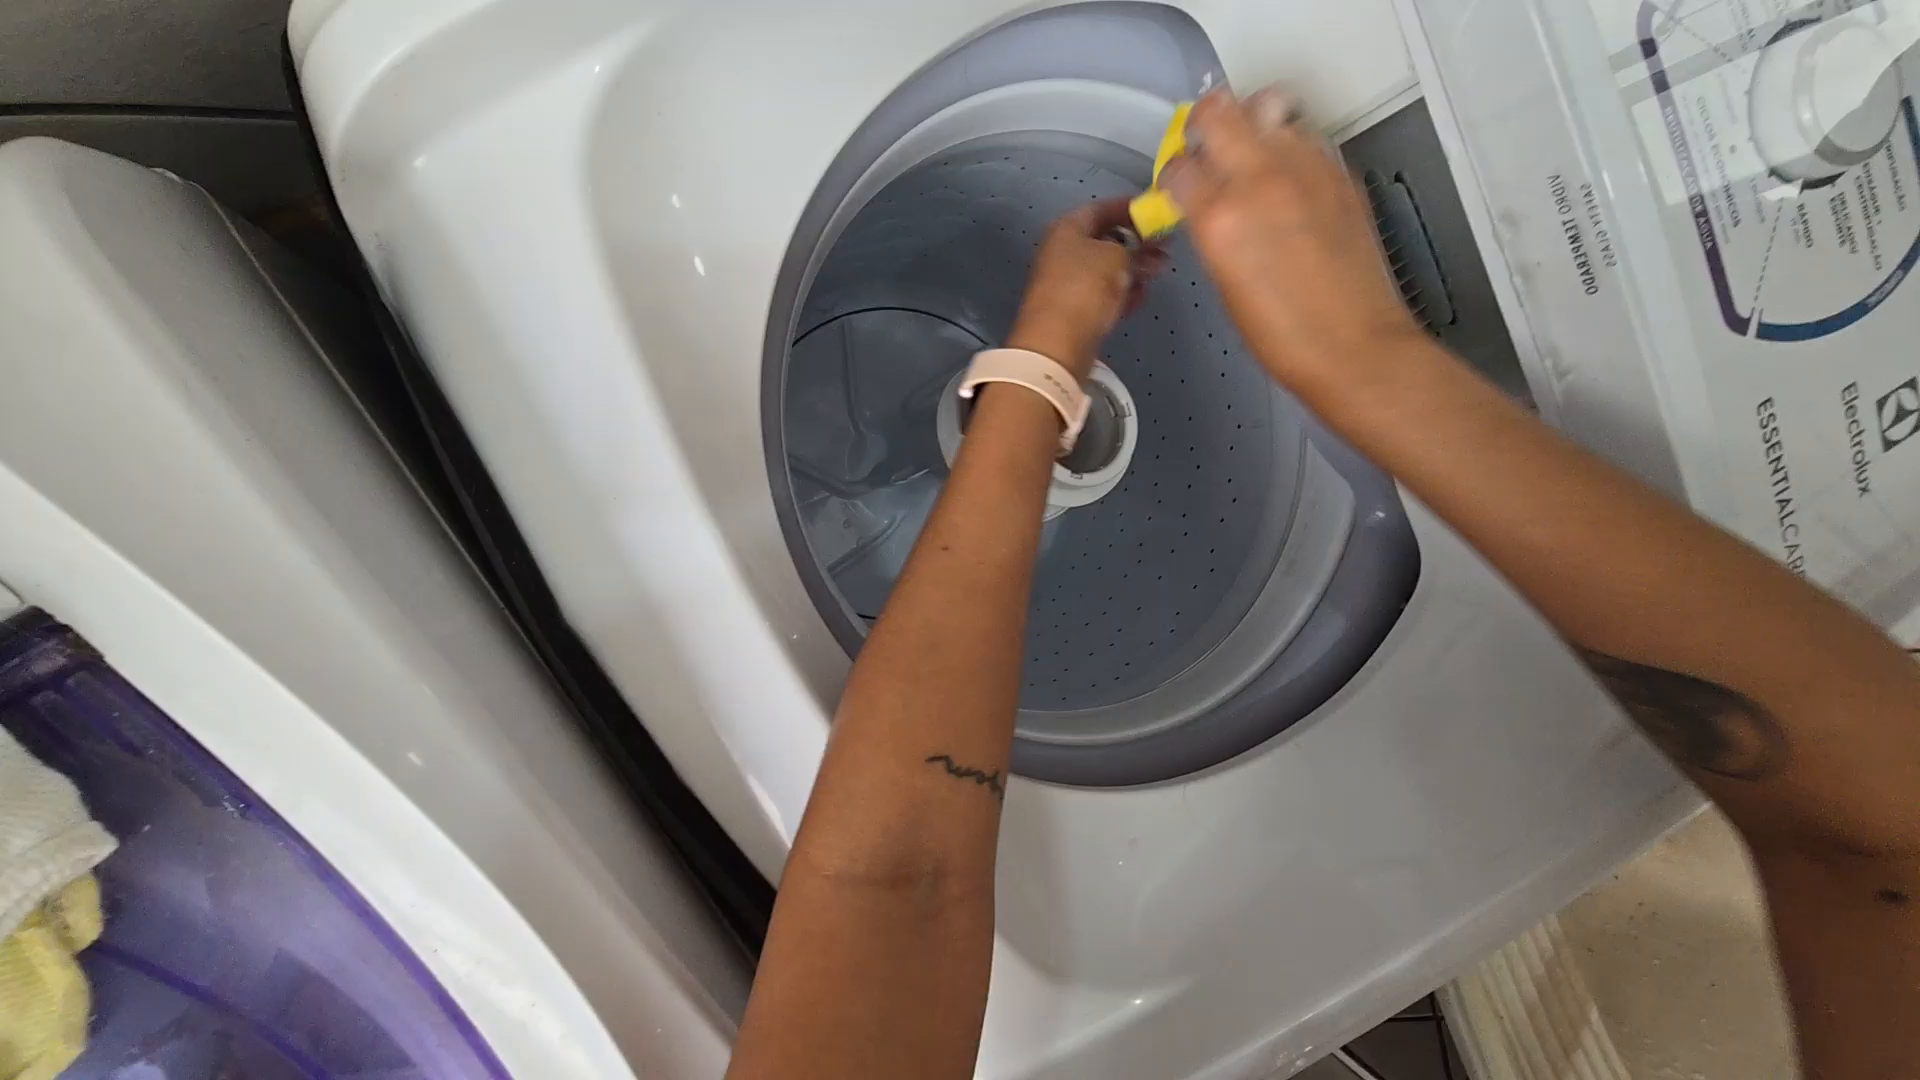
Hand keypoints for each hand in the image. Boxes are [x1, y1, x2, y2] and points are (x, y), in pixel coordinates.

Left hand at [1007, 199, 1167, 379]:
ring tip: (1159, 272)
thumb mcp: (1118, 257)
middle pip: (1105, 240)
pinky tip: (1141, 298)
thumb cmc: (1085, 288)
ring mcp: (1067, 284)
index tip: (1156, 213)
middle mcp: (1063, 252)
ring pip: (1107, 270)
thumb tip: (1143, 248)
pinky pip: (1102, 295)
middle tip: (1165, 247)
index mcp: (1067, 229)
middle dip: (1137, 243)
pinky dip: (1122, 294)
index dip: (1129, 209)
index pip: (1101, 209)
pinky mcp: (1074, 311)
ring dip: (1134, 270)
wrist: (1057, 344)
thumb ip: (1135, 246)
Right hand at [1159, 87, 1424, 385]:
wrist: (1351, 343)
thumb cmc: (1280, 333)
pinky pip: (1305, 134)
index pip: (1179, 164)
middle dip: (1204, 123)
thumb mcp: (1224, 282)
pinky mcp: (1338, 172)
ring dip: (1251, 123)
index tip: (1175, 185)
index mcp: (1220, 215)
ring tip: (1250, 152)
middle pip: (1220, 110)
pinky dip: (1288, 142)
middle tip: (1205, 145)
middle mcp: (1260, 178)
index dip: (1172, 173)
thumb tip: (1206, 207)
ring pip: (1268, 107)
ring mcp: (1305, 168)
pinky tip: (1286, 175)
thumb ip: (1211, 230)